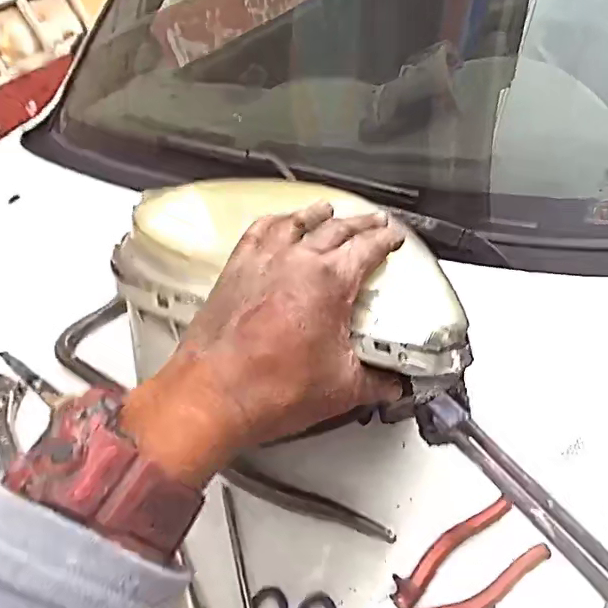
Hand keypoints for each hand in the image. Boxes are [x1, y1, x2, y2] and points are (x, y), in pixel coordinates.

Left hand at [121, 202, 405, 485]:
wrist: (213, 397)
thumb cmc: (271, 390)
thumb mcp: (342, 389)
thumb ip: (376, 382)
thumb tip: (391, 385)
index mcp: (330, 281)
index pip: (368, 248)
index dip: (386, 240)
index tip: (394, 237)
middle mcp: (296, 261)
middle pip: (337, 228)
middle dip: (360, 223)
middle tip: (374, 222)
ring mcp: (262, 262)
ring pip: (296, 223)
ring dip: (317, 215)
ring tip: (328, 210)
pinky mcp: (235, 271)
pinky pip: (258, 232)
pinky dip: (274, 222)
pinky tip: (276, 223)